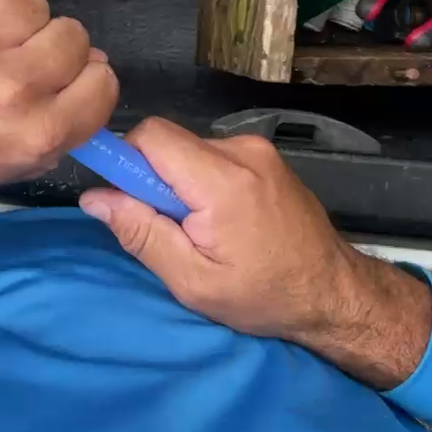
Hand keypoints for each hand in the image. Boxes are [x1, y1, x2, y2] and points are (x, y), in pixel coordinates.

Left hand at [0, 0, 118, 212]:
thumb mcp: (19, 163)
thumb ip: (68, 122)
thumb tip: (94, 64)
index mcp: (38, 131)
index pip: (102, 80)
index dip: (87, 78)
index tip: (63, 81)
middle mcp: (12, 86)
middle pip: (74, 35)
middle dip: (54, 47)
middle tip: (22, 61)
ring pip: (33, 3)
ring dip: (17, 21)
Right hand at [78, 119, 431, 388]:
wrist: (338, 295)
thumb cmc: (264, 296)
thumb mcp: (192, 282)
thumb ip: (141, 233)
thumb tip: (94, 198)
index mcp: (223, 182)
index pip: (150, 135)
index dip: (126, 158)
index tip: (124, 196)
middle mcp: (241, 152)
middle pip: (166, 141)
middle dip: (152, 177)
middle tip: (167, 224)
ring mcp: (256, 149)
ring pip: (185, 147)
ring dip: (177, 180)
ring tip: (199, 226)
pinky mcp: (263, 154)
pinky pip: (208, 153)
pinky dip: (199, 179)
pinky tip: (219, 217)